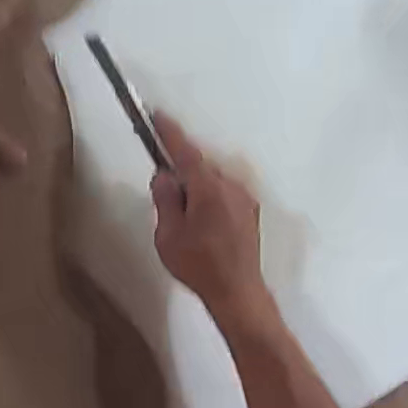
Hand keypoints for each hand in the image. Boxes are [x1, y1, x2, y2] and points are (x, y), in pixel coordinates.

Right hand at [150, 112, 274, 325]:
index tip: (158, 116)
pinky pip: (224, 196)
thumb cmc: (199, 266)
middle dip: (181, 177)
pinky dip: (210, 202)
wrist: (237, 292)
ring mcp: (244, 200)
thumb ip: (165, 199)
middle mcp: (230, 187)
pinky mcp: (250, 213)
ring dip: (197, 193)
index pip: (185, 151)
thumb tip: (165, 176)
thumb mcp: (168, 234)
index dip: (169, 133)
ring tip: (186, 225)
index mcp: (208, 188)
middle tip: (166, 201)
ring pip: (212, 183)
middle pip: (199, 169)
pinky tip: (203, 228)